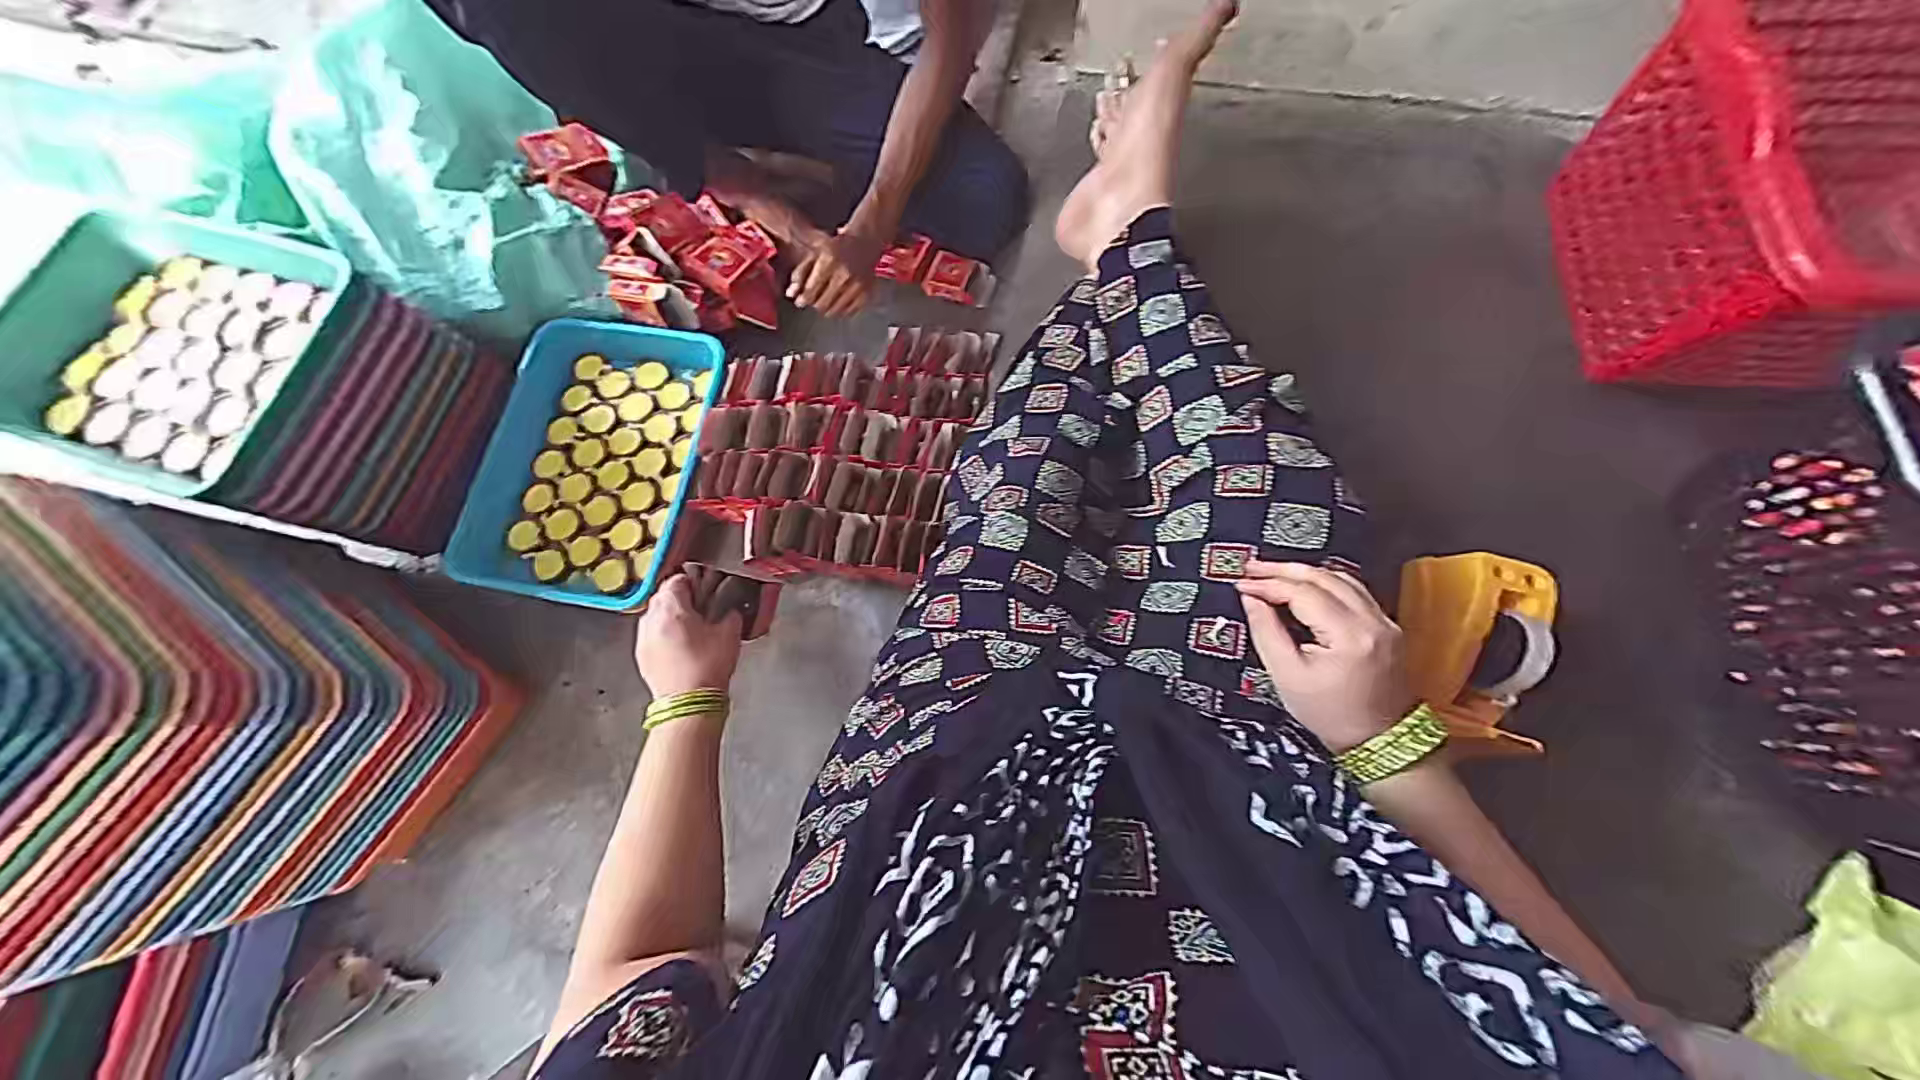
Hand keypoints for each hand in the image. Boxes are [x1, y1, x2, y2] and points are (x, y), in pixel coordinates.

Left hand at [633, 574, 742, 698]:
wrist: (689, 703)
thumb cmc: (707, 667)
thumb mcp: (730, 634)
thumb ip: (730, 613)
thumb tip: (730, 609)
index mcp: (671, 607)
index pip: (677, 579)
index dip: (693, 580)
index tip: (705, 587)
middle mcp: (651, 619)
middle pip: (663, 596)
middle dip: (681, 598)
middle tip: (701, 607)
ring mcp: (643, 638)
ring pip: (656, 615)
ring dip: (671, 617)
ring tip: (693, 629)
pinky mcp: (642, 656)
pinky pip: (652, 635)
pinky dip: (665, 635)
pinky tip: (682, 646)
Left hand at [787, 229, 881, 317]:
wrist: (864, 243)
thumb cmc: (836, 249)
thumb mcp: (815, 254)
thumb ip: (800, 273)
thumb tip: (790, 294)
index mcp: (828, 261)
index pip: (811, 291)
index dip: (803, 299)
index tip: (801, 302)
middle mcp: (844, 274)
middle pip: (821, 304)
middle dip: (815, 303)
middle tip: (815, 298)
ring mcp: (857, 286)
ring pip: (834, 311)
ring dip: (827, 308)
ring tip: (827, 298)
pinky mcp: (866, 294)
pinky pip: (848, 312)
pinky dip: (841, 310)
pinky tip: (839, 300)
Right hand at [1236, 561, 1416, 753]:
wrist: (1379, 740)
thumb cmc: (1332, 715)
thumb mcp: (1287, 675)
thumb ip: (1266, 631)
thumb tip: (1252, 599)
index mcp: (1350, 636)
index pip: (1302, 592)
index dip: (1268, 584)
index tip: (1242, 585)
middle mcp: (1373, 623)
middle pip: (1323, 576)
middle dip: (1282, 570)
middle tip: (1251, 568)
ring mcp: (1384, 623)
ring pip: (1340, 578)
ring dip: (1303, 572)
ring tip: (1272, 573)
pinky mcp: (1386, 627)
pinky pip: (1353, 590)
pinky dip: (1323, 582)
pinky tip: (1303, 586)